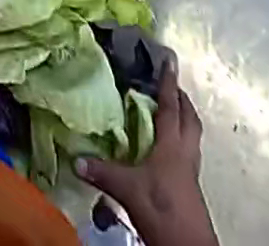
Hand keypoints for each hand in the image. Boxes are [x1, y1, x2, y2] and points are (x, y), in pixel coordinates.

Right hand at [78, 62, 217, 245]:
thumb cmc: (161, 208)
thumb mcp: (127, 189)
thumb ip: (103, 172)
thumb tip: (76, 158)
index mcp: (172, 145)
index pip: (170, 107)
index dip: (169, 83)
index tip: (170, 60)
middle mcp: (185, 153)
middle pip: (189, 119)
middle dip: (182, 100)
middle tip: (171, 85)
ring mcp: (190, 172)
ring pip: (191, 136)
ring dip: (183, 120)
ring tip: (169, 111)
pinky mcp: (189, 187)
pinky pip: (187, 153)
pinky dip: (178, 142)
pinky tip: (164, 149)